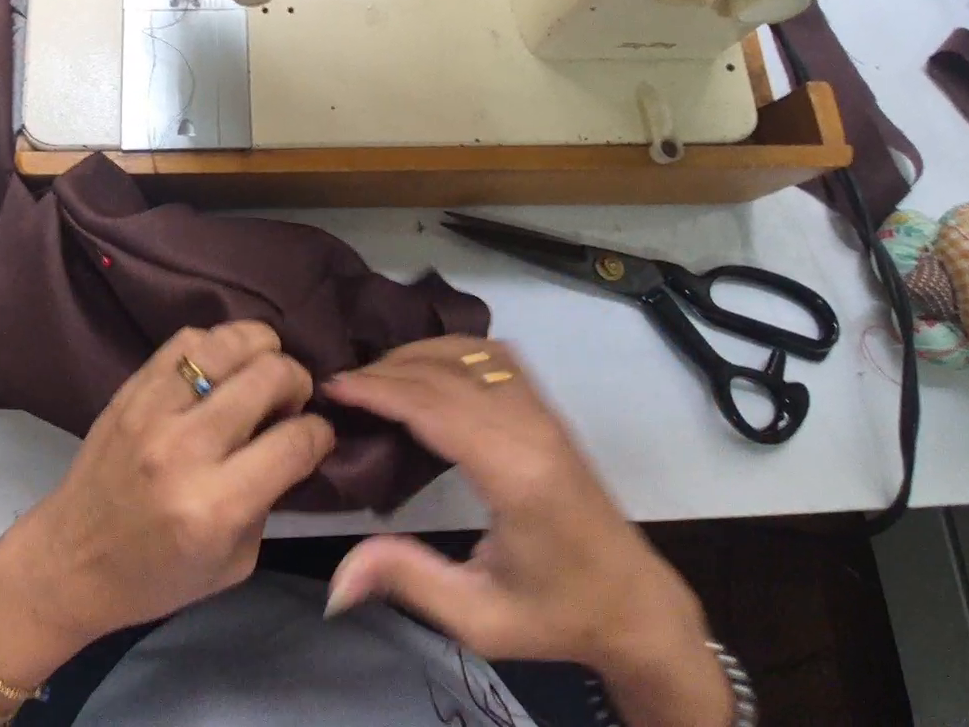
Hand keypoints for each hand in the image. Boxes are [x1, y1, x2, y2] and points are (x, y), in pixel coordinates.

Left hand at [0, 321, 336, 646]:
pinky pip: (186, 340)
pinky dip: (216, 346)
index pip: (296, 441)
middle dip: (297, 382)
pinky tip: (219, 370)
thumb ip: (271, 497)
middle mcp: (184, 449)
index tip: (317, 436)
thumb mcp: (236, 562)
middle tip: (290, 402)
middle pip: (269, 375)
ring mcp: (151, 411)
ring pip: (228, 342)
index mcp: (214, 505)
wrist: (69, 561)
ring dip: (261, 350)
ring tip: (260, 373)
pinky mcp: (129, 390)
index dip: (321, 434)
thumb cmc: (156, 576)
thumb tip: (297, 439)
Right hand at [320, 338, 733, 726]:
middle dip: (386, 370)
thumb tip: (337, 579)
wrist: (635, 604)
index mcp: (517, 474)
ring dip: (417, 355)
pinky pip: (495, 358)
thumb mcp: (479, 617)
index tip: (334, 388)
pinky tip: (425, 368)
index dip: (379, 390)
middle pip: (448, 372)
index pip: (436, 406)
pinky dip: (451, 351)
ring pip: (472, 354)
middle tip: (340, 386)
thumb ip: (408, 582)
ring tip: (374, 377)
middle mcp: (532, 430)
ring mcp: (545, 414)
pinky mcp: (549, 411)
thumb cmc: (555, 614)